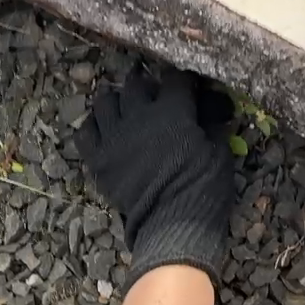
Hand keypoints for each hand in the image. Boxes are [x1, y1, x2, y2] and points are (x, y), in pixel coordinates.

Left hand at [76, 66, 236, 292]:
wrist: (174, 225)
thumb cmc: (203, 188)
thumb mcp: (219, 152)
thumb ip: (212, 124)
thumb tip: (213, 107)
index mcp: (171, 111)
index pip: (174, 79)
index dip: (181, 79)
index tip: (186, 85)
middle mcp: (138, 116)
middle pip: (135, 85)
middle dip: (144, 83)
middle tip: (149, 90)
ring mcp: (114, 137)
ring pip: (105, 102)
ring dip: (115, 99)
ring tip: (121, 104)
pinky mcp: (98, 159)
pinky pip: (85, 133)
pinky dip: (92, 127)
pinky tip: (102, 129)